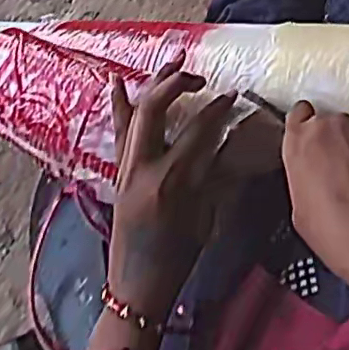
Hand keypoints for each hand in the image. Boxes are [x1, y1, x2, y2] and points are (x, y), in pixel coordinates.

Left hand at [106, 58, 237, 317]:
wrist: (136, 288)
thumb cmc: (177, 256)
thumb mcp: (205, 216)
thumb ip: (215, 174)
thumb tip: (228, 139)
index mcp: (170, 181)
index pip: (197, 130)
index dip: (217, 108)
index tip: (231, 95)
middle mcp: (143, 167)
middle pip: (155, 108)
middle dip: (177, 83)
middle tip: (199, 77)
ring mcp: (126, 166)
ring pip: (136, 112)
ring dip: (154, 83)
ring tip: (173, 60)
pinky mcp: (117, 170)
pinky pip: (119, 129)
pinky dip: (119, 103)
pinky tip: (117, 79)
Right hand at [281, 100, 348, 297]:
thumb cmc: (334, 232)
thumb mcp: (299, 209)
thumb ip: (300, 175)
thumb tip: (311, 171)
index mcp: (296, 143)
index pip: (297, 115)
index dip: (305, 127)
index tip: (312, 143)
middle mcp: (320, 125)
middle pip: (324, 121)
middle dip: (330, 139)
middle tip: (339, 165)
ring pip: (348, 125)